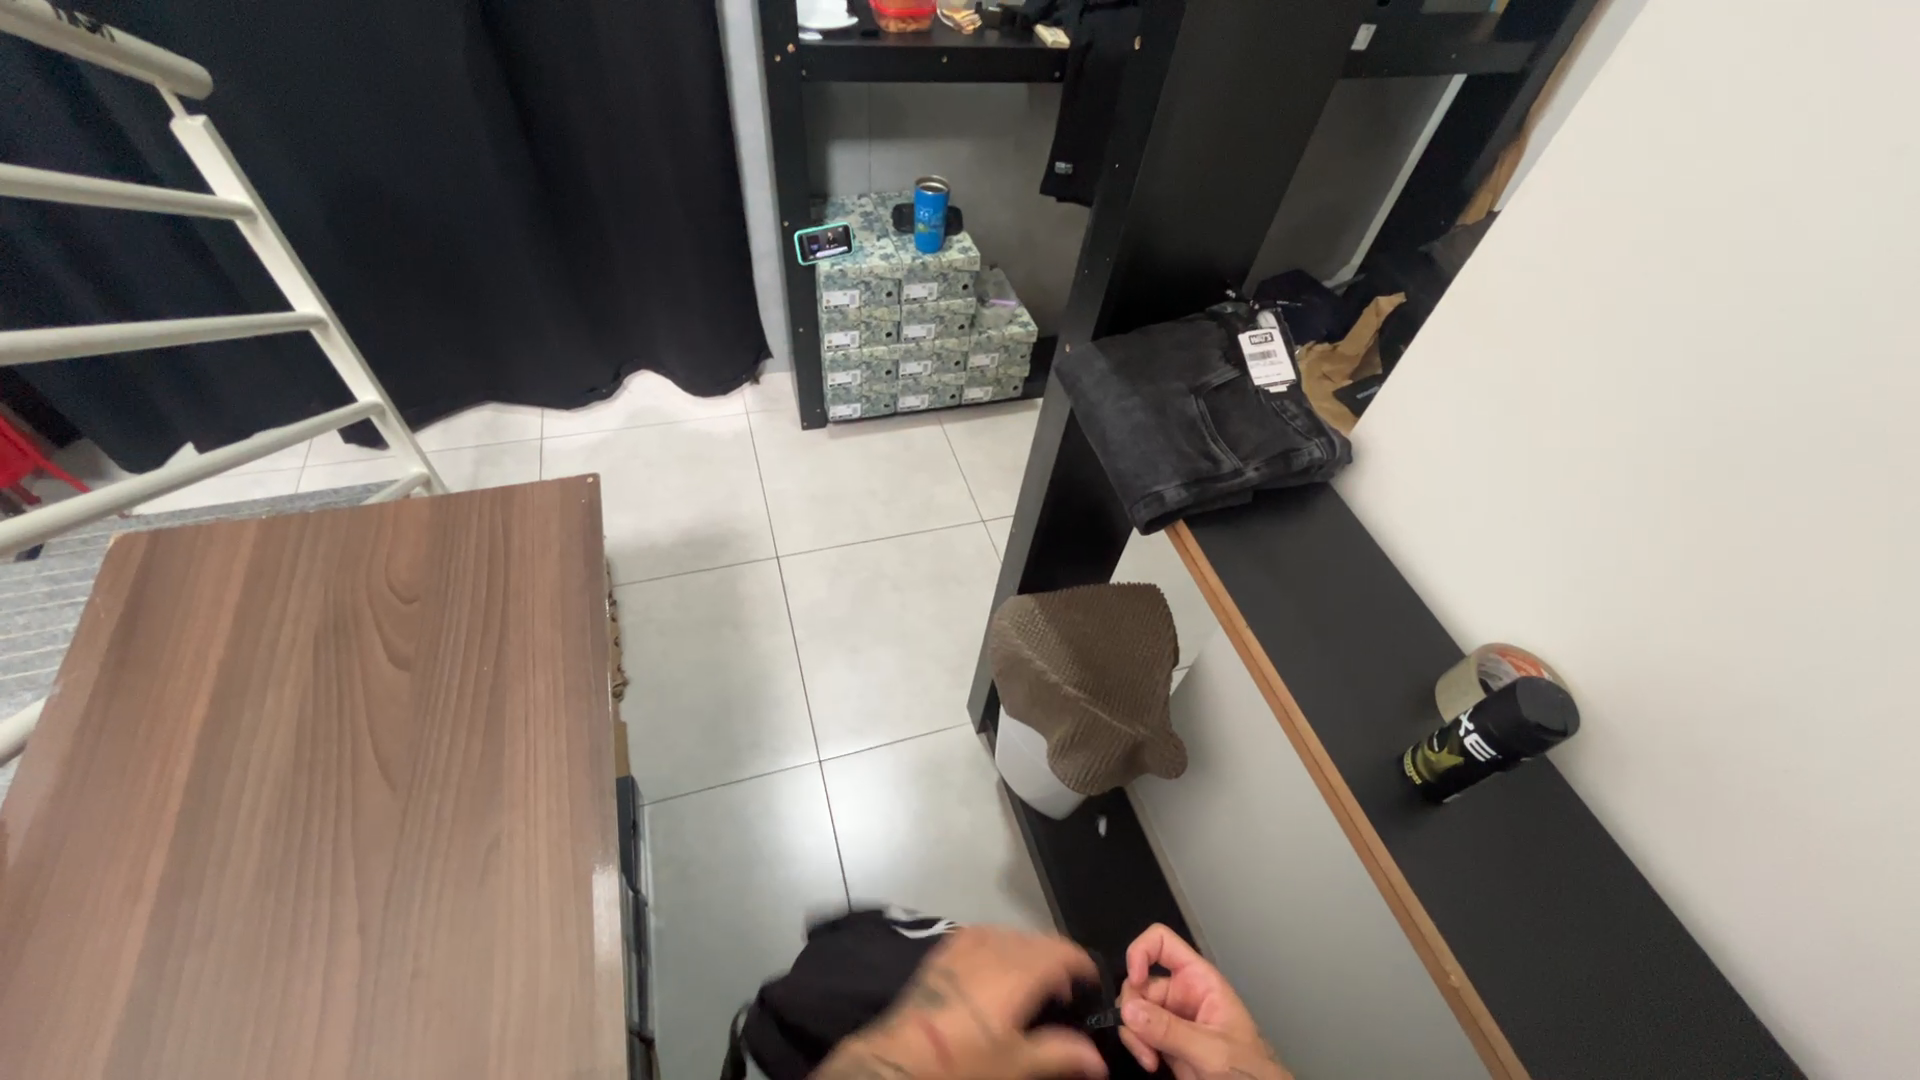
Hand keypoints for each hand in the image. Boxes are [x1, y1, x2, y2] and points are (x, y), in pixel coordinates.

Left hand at [815, 926, 1107, 1079]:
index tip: (1091, 979)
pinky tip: (999, 967)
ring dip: (1030, 951)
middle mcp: (994, 948)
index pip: (1061, 952)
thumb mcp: (1016, 1064)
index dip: (1081, 962)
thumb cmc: (963, 1062)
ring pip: (1012, 934)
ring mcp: (967, 944)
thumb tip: (1097, 1060)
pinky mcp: (947, 948)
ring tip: (1035, 981)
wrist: (903, 1057)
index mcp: (1017, 972)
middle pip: (1038, 940)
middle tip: (1066, 989)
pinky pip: (985, 933)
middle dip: (1057, 958)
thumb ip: (1061, 1054)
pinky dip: (1002, 944)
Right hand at [1116, 924, 1291, 1079]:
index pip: (1162, 942)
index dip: (1141, 951)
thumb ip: (1170, 1030)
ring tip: (1149, 1061)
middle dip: (1134, 1008)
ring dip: (1133, 1032)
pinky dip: (1137, 1046)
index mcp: (1198, 979)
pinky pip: (1138, 1032)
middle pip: (1140, 980)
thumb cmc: (1248, 1073)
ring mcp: (1172, 1018)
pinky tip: (1150, 1064)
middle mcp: (1182, 992)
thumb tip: (1127, 1009)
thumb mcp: (1211, 1050)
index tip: (1135, 980)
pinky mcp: (1165, 1042)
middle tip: (1140, 1040)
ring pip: (1134, 1009)